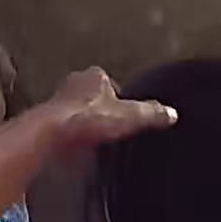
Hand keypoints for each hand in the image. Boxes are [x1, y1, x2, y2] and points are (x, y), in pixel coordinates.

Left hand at [41, 67, 177, 149]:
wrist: (52, 134)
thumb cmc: (90, 120)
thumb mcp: (130, 117)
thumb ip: (151, 114)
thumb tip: (172, 113)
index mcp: (96, 75)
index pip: (112, 83)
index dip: (120, 98)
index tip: (126, 112)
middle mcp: (76, 81)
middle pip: (93, 93)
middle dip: (101, 107)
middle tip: (110, 125)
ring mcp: (60, 98)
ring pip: (77, 107)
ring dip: (84, 119)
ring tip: (95, 138)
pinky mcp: (48, 117)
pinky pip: (65, 123)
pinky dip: (72, 132)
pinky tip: (78, 145)